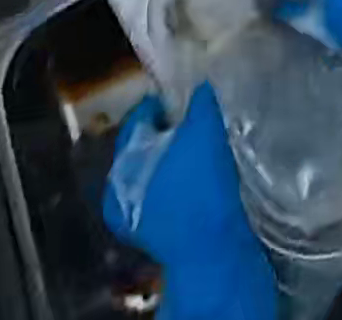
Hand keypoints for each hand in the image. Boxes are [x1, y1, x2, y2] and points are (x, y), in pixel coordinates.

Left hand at [102, 84, 275, 319]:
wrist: (218, 258)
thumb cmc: (201, 188)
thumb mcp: (202, 130)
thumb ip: (200, 100)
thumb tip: (203, 82)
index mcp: (122, 164)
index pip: (140, 115)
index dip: (166, 99)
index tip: (191, 91)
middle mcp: (124, 191)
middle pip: (153, 142)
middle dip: (178, 127)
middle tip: (204, 114)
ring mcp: (145, 217)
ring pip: (167, 168)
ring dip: (188, 154)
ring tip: (215, 140)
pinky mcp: (169, 234)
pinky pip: (181, 191)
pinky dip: (195, 179)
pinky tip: (217, 171)